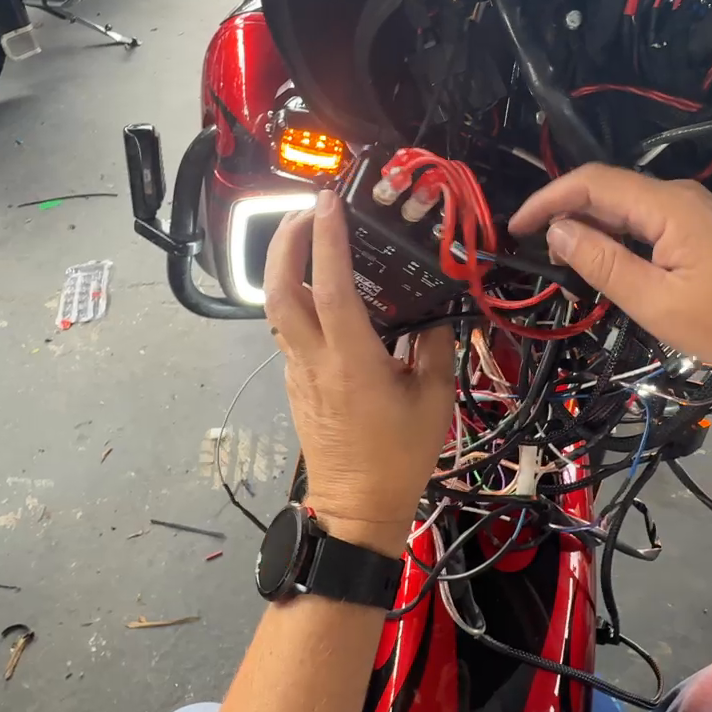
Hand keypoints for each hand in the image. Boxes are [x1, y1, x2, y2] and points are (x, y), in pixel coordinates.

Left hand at [263, 191, 455, 555]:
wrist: (356, 509)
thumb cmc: (398, 457)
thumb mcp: (434, 399)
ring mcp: (298, 371)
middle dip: (284, 242)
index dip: (327, 240)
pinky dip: (296, 296)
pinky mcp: (295, 382)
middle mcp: (315, 360)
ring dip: (285, 266)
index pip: (332, 288)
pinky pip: (288, 329)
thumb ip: (433, 346)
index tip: (328, 203)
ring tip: (307, 237)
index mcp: (352, 361)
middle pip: (280, 291)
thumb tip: (431, 311)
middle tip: (304, 210)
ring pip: (277, 308)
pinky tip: (320, 289)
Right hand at [509, 164, 711, 389]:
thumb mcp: (657, 302)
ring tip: (561, 259)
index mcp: (666, 206)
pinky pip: (645, 220)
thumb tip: (557, 230)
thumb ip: (603, 263)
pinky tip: (604, 261)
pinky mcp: (701, 228)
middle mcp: (678, 196)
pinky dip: (614, 235)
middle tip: (534, 250)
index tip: (515, 227)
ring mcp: (692, 210)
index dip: (547, 199)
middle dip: (563, 212)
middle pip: (606, 189)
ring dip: (588, 225)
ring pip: (624, 206)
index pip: (591, 182)